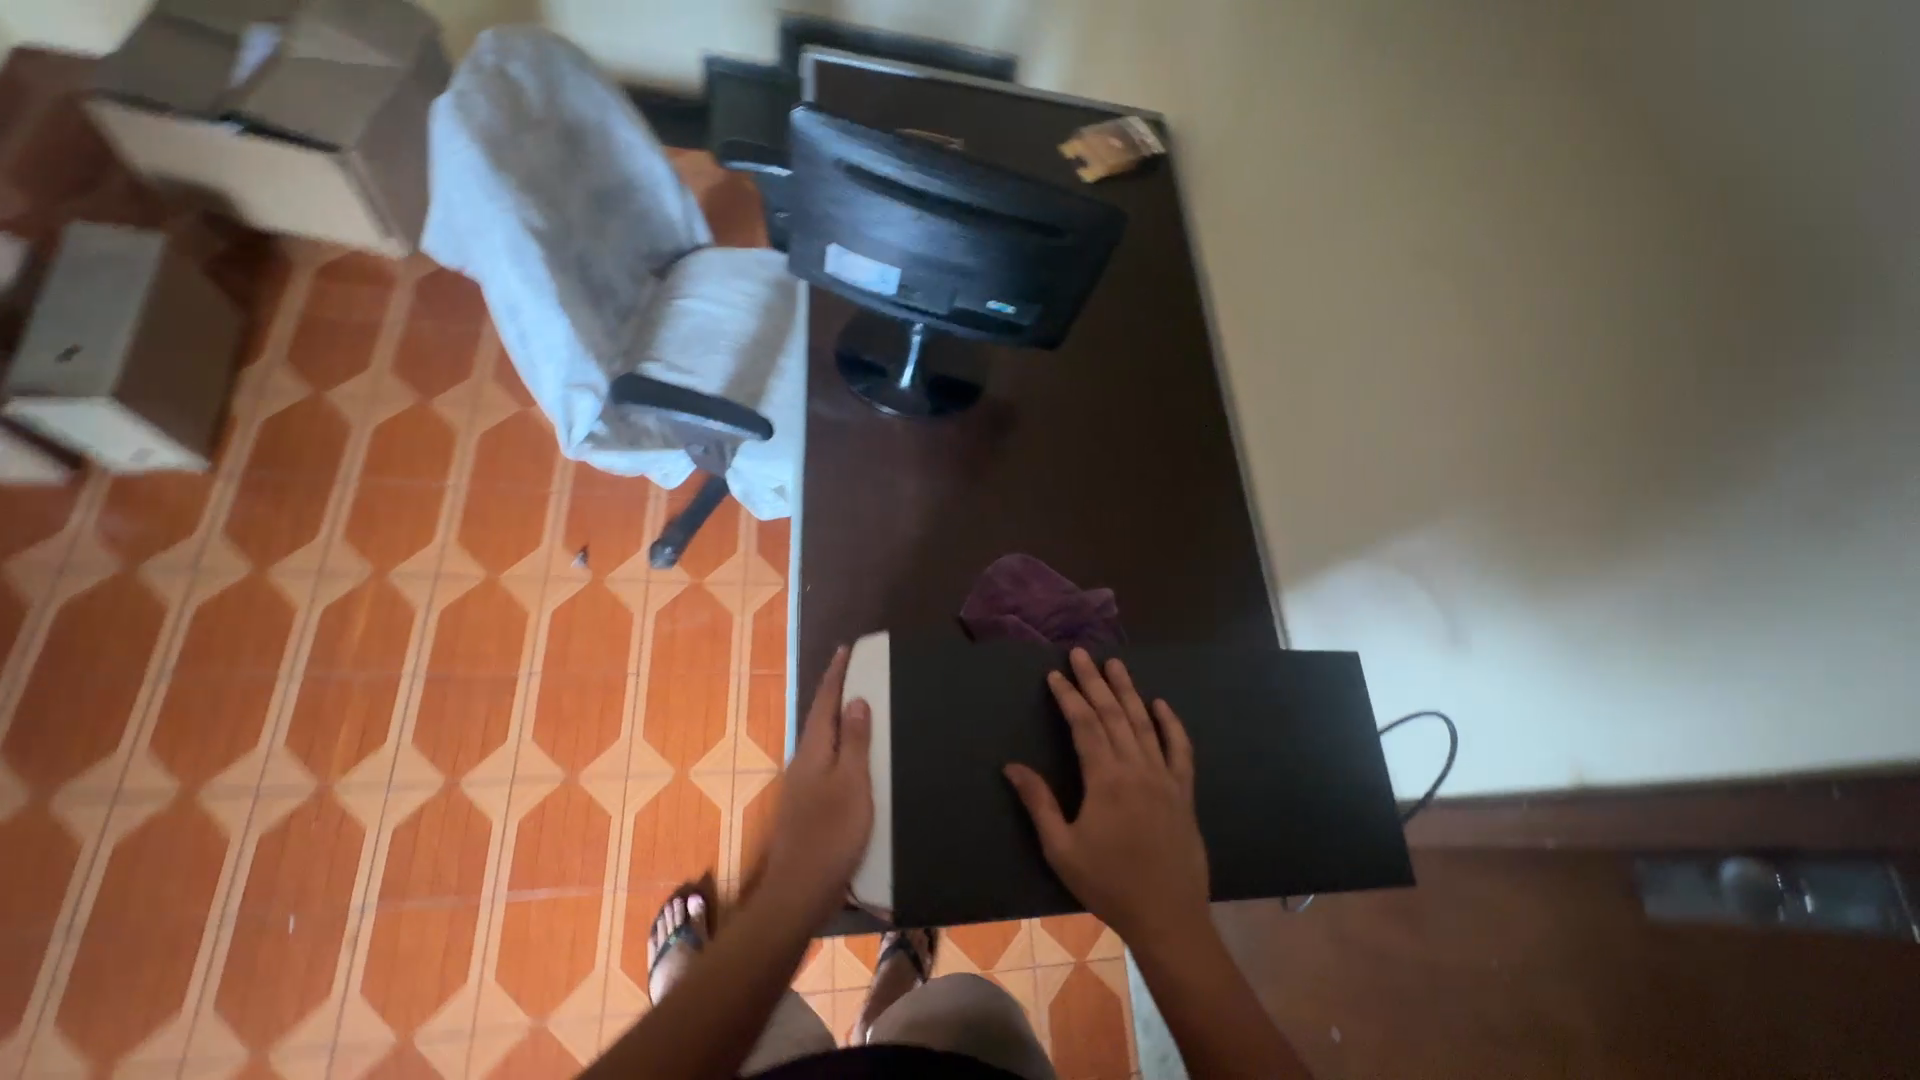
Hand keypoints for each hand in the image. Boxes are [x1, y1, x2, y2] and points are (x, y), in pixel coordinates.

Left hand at [763, 646, 872, 925]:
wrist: (800, 891)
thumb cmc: (831, 835)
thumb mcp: (852, 785)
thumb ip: (855, 744)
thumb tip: (856, 701)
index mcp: (813, 752)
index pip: (824, 703)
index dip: (835, 676)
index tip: (844, 650)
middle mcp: (803, 764)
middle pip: (820, 720)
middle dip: (835, 695)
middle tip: (855, 673)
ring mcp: (802, 788)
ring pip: (822, 743)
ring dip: (839, 723)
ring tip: (860, 710)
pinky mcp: (809, 809)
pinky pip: (827, 764)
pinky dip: (841, 749)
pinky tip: (854, 760)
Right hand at [1005, 648, 1209, 945]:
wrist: (1168, 915)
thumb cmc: (1108, 884)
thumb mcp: (1062, 848)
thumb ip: (1038, 803)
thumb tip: (1011, 766)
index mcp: (1106, 779)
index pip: (1084, 724)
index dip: (1068, 697)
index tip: (1054, 675)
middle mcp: (1137, 768)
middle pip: (1114, 714)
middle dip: (1095, 682)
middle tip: (1081, 653)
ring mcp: (1165, 777)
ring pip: (1144, 723)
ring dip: (1128, 691)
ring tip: (1116, 665)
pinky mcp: (1184, 792)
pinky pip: (1179, 748)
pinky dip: (1171, 723)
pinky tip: (1161, 705)